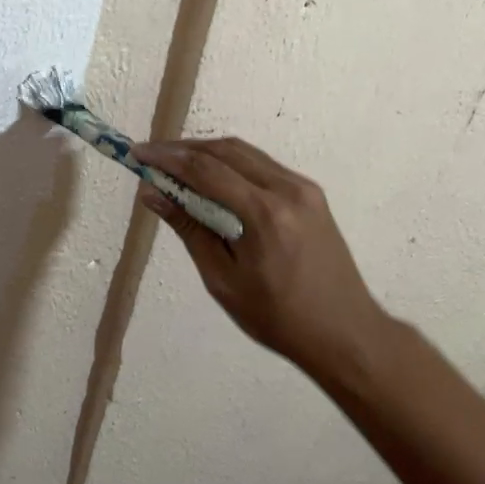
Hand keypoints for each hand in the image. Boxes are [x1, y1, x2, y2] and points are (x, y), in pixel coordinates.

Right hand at [136, 138, 391, 376]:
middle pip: (225, 150)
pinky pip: (262, 165)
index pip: (206, 169)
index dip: (167, 157)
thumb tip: (152, 193)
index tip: (137, 153)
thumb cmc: (278, 318)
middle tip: (152, 157)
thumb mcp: (223, 280)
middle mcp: (287, 190)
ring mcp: (304, 188)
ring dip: (207, 153)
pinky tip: (212, 179)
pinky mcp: (310, 194)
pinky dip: (231, 164)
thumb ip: (189, 228)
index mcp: (265, 214)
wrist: (347, 334)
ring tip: (175, 165)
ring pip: (244, 153)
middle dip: (184, 149)